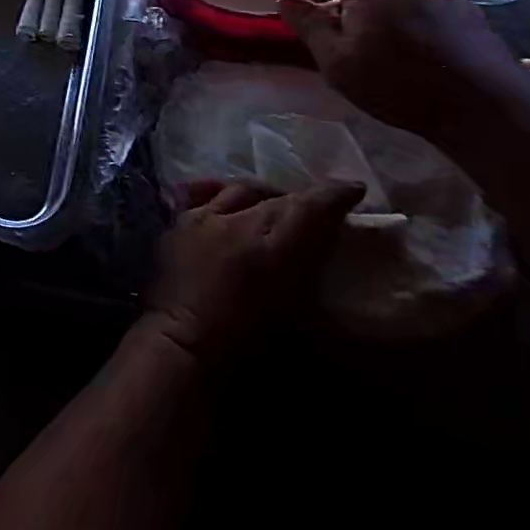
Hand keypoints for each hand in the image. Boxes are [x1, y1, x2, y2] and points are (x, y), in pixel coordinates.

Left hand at [143, 181, 362, 361]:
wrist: (183, 339)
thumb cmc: (248, 341)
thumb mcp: (299, 316)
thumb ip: (313, 279)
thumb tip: (326, 263)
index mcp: (275, 247)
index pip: (309, 207)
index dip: (333, 195)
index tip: (353, 188)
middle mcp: (238, 223)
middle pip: (275, 199)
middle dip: (300, 199)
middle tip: (316, 208)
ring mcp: (202, 218)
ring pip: (238, 190)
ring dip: (261, 194)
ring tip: (272, 203)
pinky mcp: (176, 223)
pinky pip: (198, 195)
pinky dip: (216, 192)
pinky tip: (222, 197)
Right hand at [276, 0, 529, 135]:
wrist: (487, 109)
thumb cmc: (398, 85)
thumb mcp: (336, 61)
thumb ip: (310, 26)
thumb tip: (288, 1)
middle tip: (321, 8)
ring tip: (359, 24)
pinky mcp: (467, 16)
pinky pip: (420, 1)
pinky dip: (399, 8)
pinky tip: (399, 35)